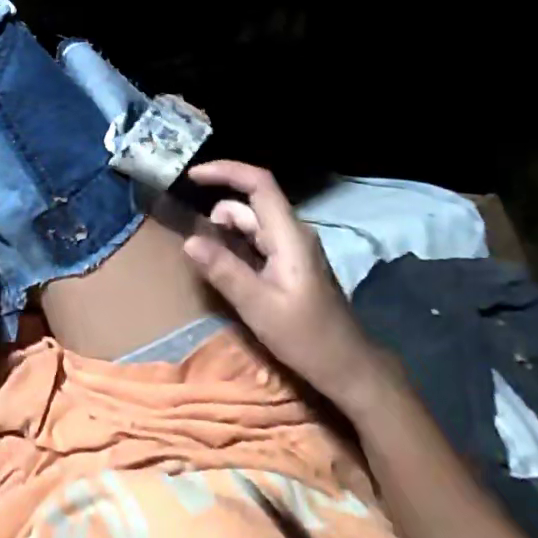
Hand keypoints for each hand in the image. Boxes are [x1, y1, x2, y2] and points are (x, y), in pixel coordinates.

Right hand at [181, 161, 389, 407]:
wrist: (348, 365)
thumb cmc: (306, 337)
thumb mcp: (259, 306)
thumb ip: (224, 271)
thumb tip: (189, 240)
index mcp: (289, 235)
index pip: (259, 183)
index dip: (226, 171)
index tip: (192, 176)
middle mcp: (293, 232)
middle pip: (251, 203)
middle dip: (217, 212)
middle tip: (190, 237)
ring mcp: (294, 247)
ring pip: (253, 223)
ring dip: (225, 232)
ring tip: (203, 258)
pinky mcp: (291, 263)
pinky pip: (258, 241)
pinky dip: (236, 245)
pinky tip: (222, 267)